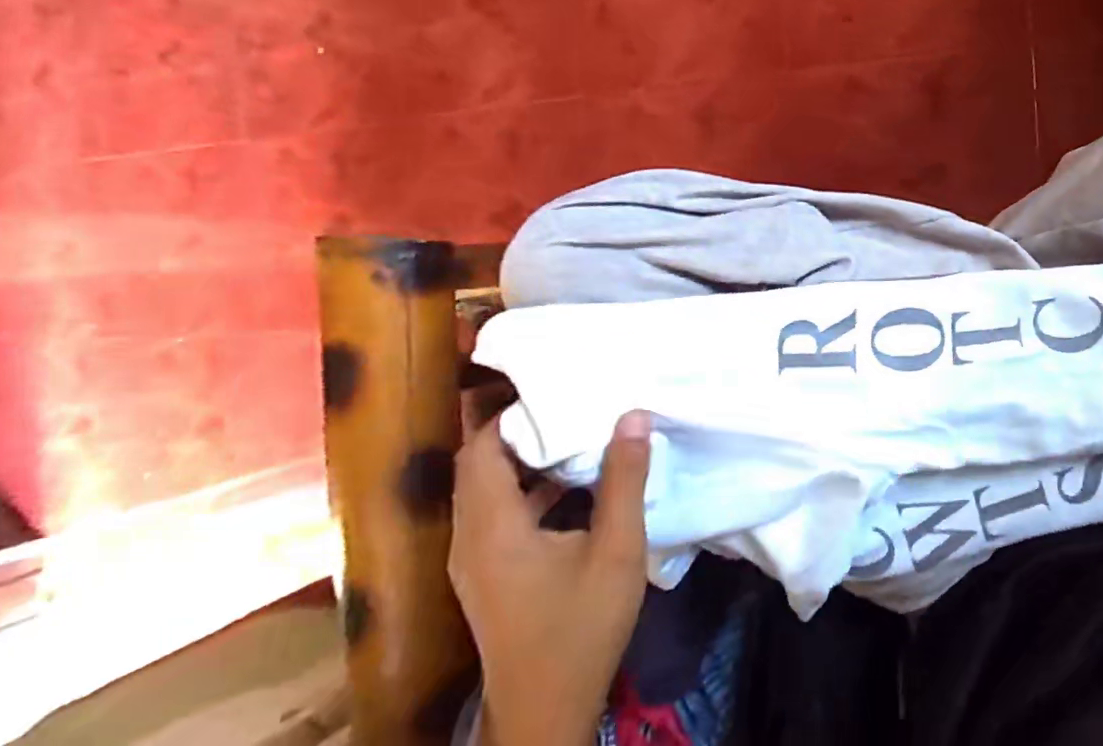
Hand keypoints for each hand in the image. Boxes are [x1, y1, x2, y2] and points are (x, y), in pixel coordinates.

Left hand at [449, 409, 652, 745]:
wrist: (545, 712)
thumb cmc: (580, 627)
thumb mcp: (616, 550)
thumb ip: (624, 479)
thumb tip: (633, 415)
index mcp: (492, 527)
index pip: (482, 448)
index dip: (512, 414)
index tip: (554, 390)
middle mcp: (470, 537)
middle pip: (479, 465)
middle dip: (519, 431)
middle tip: (567, 405)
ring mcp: (472, 560)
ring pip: (486, 490)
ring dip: (522, 461)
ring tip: (572, 435)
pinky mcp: (484, 575)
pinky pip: (494, 514)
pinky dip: (523, 491)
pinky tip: (568, 488)